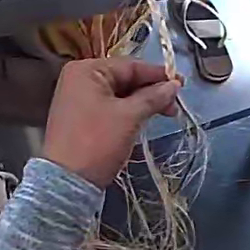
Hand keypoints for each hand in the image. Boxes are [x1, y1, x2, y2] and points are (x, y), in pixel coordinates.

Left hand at [42, 58, 180, 188]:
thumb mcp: (130, 116)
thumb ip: (153, 96)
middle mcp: (79, 79)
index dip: (158, 75)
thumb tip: (174, 85)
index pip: (130, 66)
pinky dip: (129, 111)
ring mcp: (78, 98)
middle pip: (124, 79)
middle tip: (174, 105)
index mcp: (86, 70)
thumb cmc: (98, 141)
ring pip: (119, 94)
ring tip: (165, 113)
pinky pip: (110, 106)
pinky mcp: (80, 117)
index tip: (182, 83)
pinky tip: (145, 118)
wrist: (68, 182)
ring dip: (142, 102)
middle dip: (151, 91)